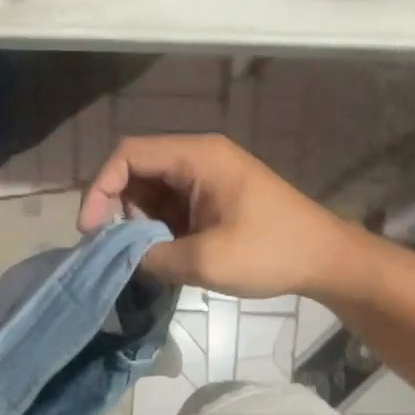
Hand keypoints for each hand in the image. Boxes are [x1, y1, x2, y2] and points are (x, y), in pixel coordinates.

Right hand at [78, 135, 374, 300]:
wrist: (324, 260)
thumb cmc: (270, 252)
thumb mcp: (205, 261)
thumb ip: (153, 257)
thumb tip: (121, 258)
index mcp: (198, 157)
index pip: (129, 154)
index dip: (100, 188)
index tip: (90, 230)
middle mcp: (199, 158)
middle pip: (136, 169)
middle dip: (114, 207)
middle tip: (108, 249)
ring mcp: (206, 178)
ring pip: (150, 190)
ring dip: (134, 221)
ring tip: (134, 256)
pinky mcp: (211, 199)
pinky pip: (169, 205)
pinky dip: (154, 228)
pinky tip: (156, 255)